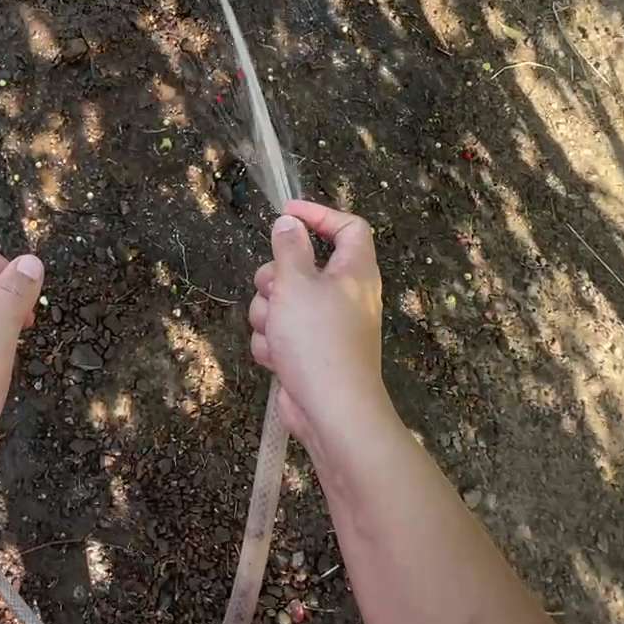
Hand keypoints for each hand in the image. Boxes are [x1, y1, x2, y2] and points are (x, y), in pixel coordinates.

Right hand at [249, 200, 386, 445]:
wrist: (331, 410)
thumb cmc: (318, 339)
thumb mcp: (297, 283)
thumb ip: (289, 248)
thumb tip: (289, 222)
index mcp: (354, 272)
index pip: (348, 227)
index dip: (319, 214)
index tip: (286, 213)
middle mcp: (343, 294)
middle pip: (301, 265)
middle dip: (274, 278)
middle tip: (272, 289)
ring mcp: (326, 325)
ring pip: (282, 300)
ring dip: (268, 314)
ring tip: (276, 333)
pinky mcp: (308, 351)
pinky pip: (280, 331)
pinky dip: (273, 342)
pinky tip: (277, 357)